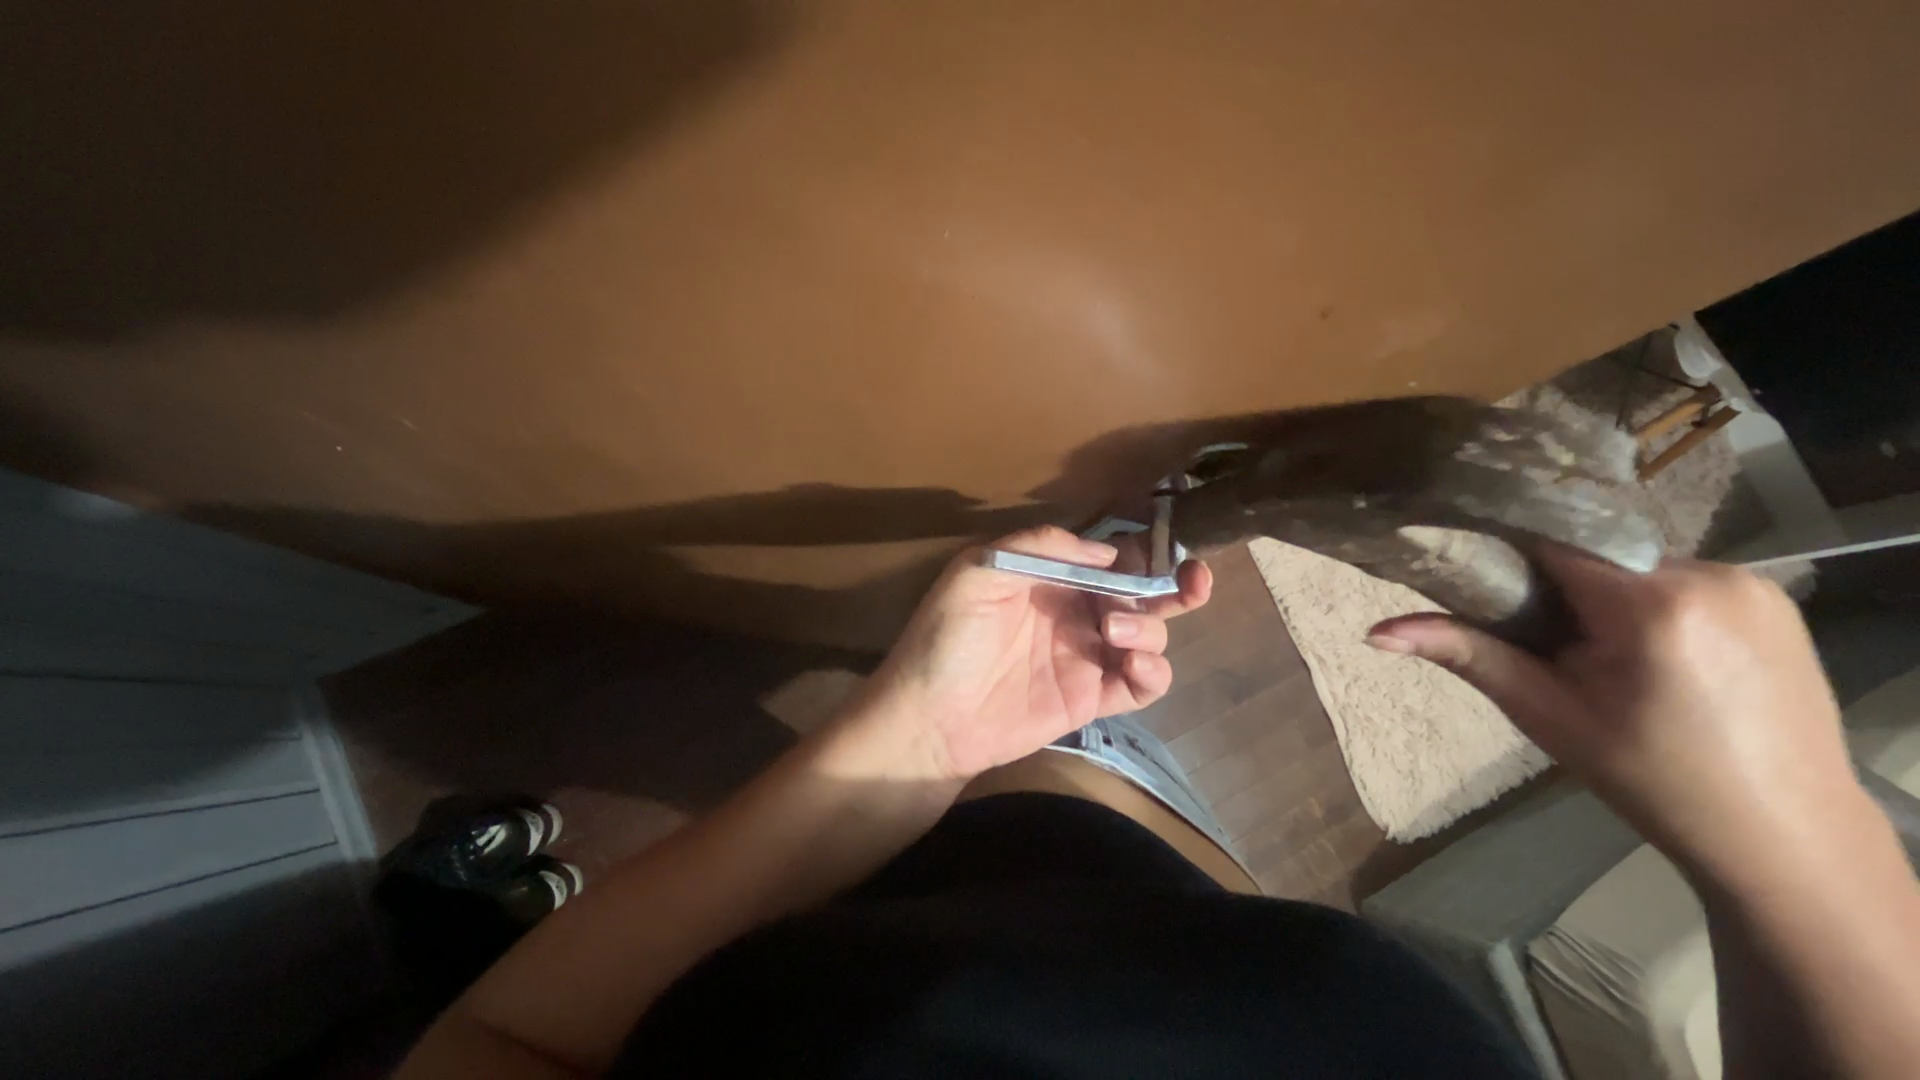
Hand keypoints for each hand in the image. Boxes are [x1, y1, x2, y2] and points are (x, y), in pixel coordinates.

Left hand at [850, 526, 1211, 782]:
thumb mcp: (977, 572)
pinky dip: (1153, 671)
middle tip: (1194, 580)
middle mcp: (1077, 611)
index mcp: (1051, 577)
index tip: (1162, 549)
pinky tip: (1132, 664)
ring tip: (1114, 631)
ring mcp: (1088, 656)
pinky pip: (1143, 684)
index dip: (1141, 551)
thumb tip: (1105, 551)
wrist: (932, 719)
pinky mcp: (1093, 698)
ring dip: (1149, 625)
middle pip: (1142, 592)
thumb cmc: (946, 638)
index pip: (1110, 557)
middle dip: (1175, 582)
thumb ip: (1036, 547)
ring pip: (1149, 633)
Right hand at [1367, 546, 1860, 882]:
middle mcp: (1712, 575)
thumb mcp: (1545, 713)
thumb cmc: (1649, 778)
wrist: (1783, 836)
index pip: (1551, 544)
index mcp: (1651, 604)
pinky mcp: (1779, 600)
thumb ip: (1465, 654)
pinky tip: (1655, 656)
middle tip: (1544, 640)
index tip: (1480, 585)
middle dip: (1561, 588)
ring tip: (1600, 654)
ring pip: (1639, 566)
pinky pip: (1685, 580)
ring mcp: (1755, 585)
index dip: (1507, 559)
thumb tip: (1375, 632)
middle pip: (1596, 555)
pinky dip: (1653, 605)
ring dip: (1607, 596)